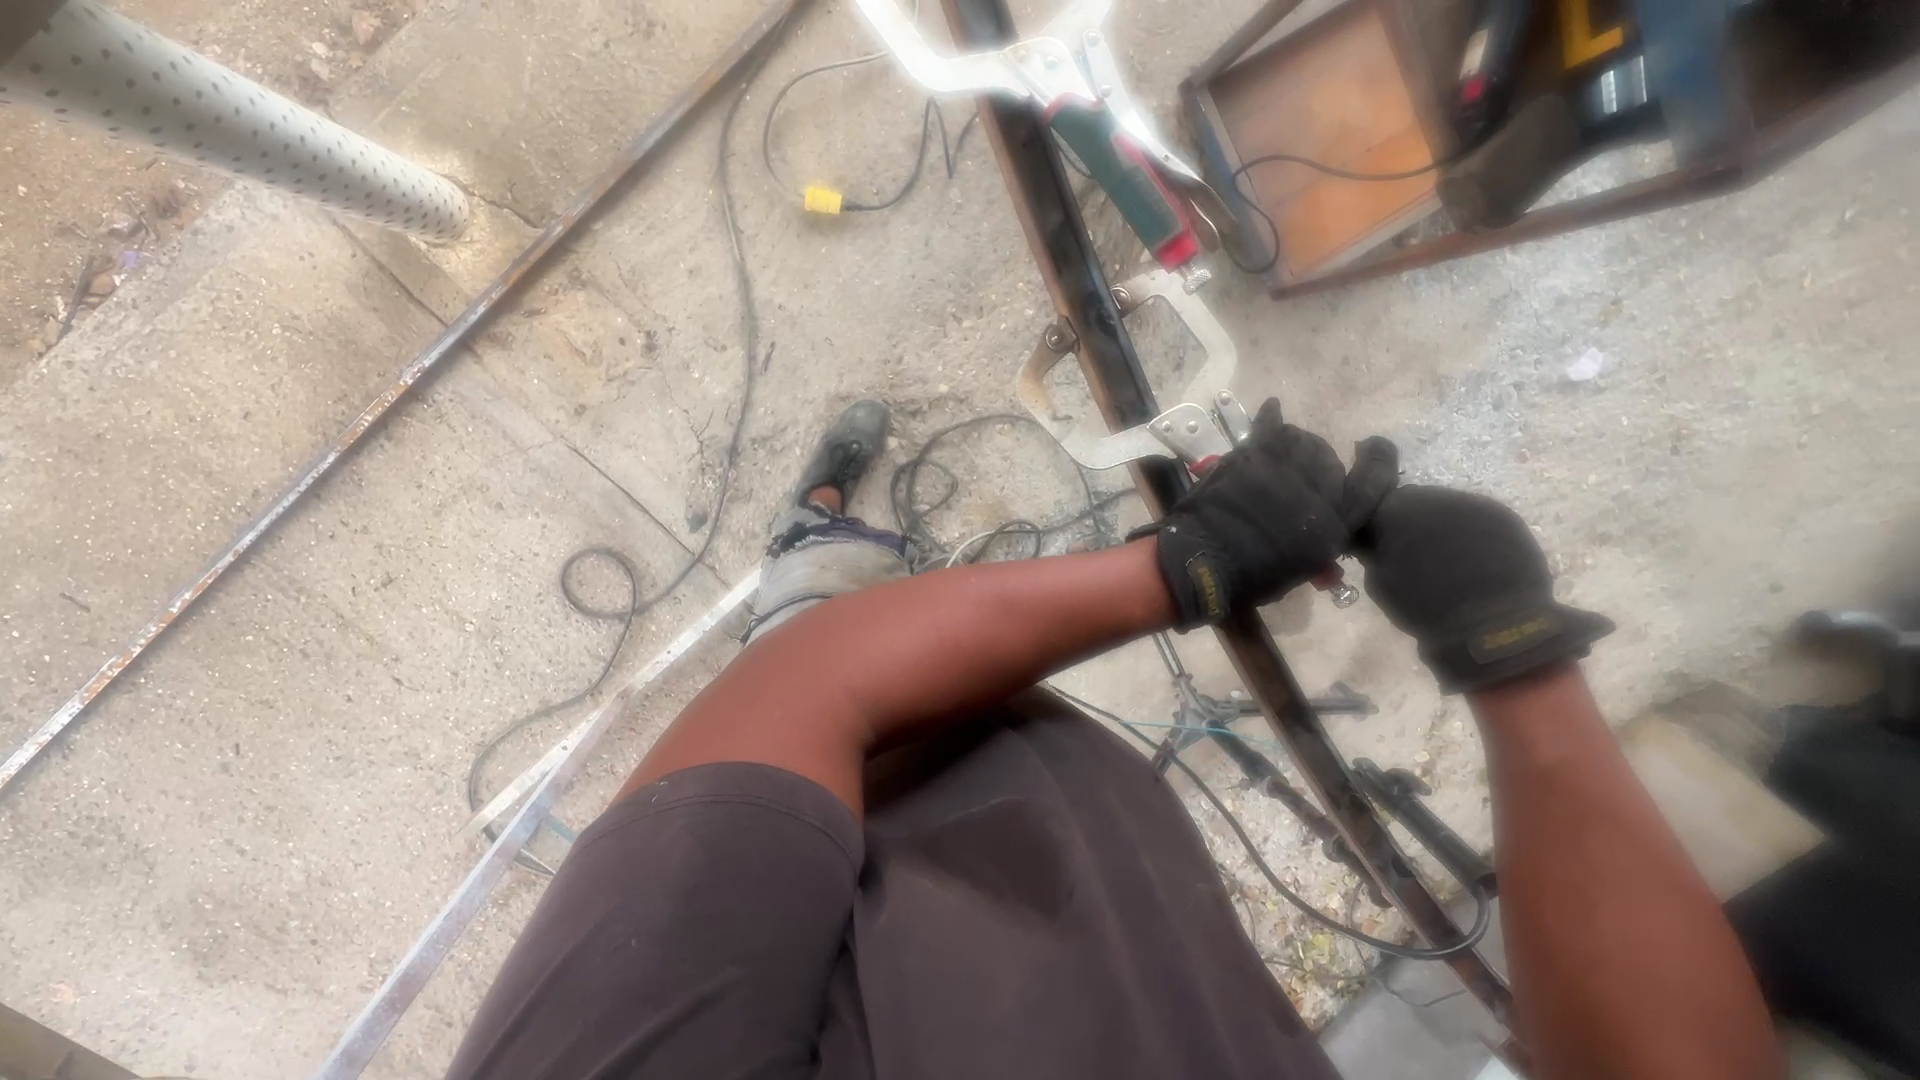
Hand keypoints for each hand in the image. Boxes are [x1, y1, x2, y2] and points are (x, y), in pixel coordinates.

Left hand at [1143, 399, 1397, 626]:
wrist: (1208, 559)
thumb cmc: (1253, 576)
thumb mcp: (1300, 568)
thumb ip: (1319, 544)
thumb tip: (1323, 542)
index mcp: (1337, 521)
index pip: (1374, 480)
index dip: (1378, 460)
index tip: (1371, 448)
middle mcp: (1320, 488)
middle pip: (1328, 459)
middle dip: (1316, 464)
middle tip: (1294, 478)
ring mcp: (1287, 467)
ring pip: (1300, 440)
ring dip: (1292, 446)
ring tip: (1278, 458)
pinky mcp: (1255, 454)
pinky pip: (1270, 426)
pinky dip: (1271, 417)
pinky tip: (1273, 407)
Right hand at [1355, 486, 1613, 692]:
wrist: (1489, 624)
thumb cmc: (1423, 606)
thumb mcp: (1379, 582)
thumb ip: (1375, 553)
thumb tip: (1375, 543)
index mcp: (1396, 511)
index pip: (1376, 508)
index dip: (1377, 528)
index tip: (1378, 547)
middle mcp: (1435, 498)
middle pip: (1415, 502)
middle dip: (1412, 524)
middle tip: (1413, 553)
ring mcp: (1474, 504)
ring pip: (1449, 509)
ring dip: (1444, 527)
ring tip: (1448, 559)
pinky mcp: (1505, 516)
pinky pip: (1478, 519)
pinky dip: (1472, 535)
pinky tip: (1475, 560)